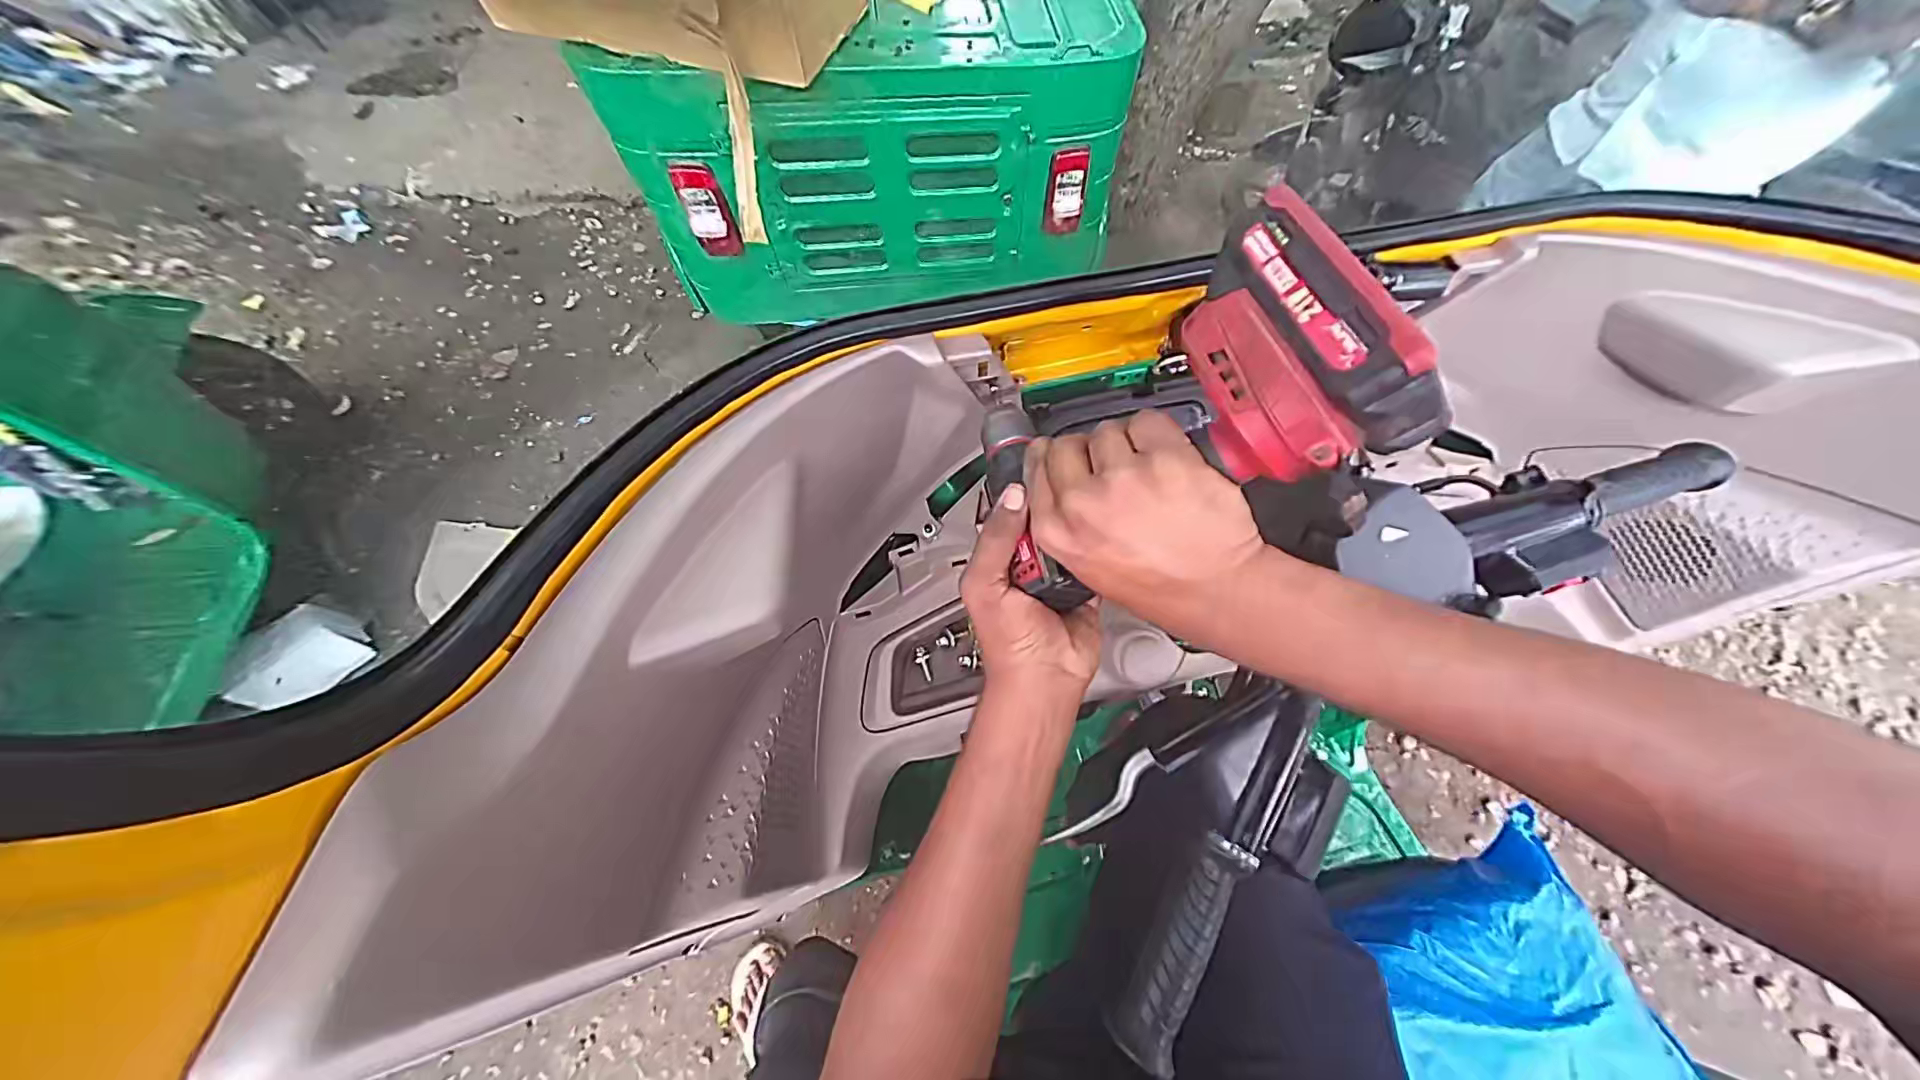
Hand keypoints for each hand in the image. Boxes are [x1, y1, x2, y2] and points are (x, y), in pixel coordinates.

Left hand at [961, 482, 1102, 704]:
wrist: (1043, 678)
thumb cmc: (1007, 645)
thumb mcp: (984, 584)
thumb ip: (994, 540)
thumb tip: (1012, 498)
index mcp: (995, 559)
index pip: (1006, 513)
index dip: (1018, 493)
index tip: (1036, 468)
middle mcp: (1024, 563)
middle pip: (1040, 520)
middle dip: (1050, 508)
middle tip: (1064, 488)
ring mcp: (1054, 574)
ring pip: (1066, 535)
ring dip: (1073, 527)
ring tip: (1082, 508)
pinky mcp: (1083, 586)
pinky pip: (1091, 559)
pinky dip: (1095, 550)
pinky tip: (1098, 535)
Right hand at [1025, 410, 1269, 633]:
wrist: (1213, 589)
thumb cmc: (1157, 585)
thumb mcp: (1086, 566)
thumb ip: (1065, 521)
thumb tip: (1059, 478)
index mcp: (1058, 531)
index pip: (1037, 466)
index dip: (1052, 456)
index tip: (1061, 451)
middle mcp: (1083, 502)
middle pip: (1067, 444)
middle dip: (1087, 450)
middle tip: (1109, 467)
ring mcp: (1124, 478)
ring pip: (1107, 431)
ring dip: (1123, 443)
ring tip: (1143, 469)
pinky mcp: (1165, 460)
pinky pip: (1146, 422)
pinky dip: (1154, 433)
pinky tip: (1164, 456)